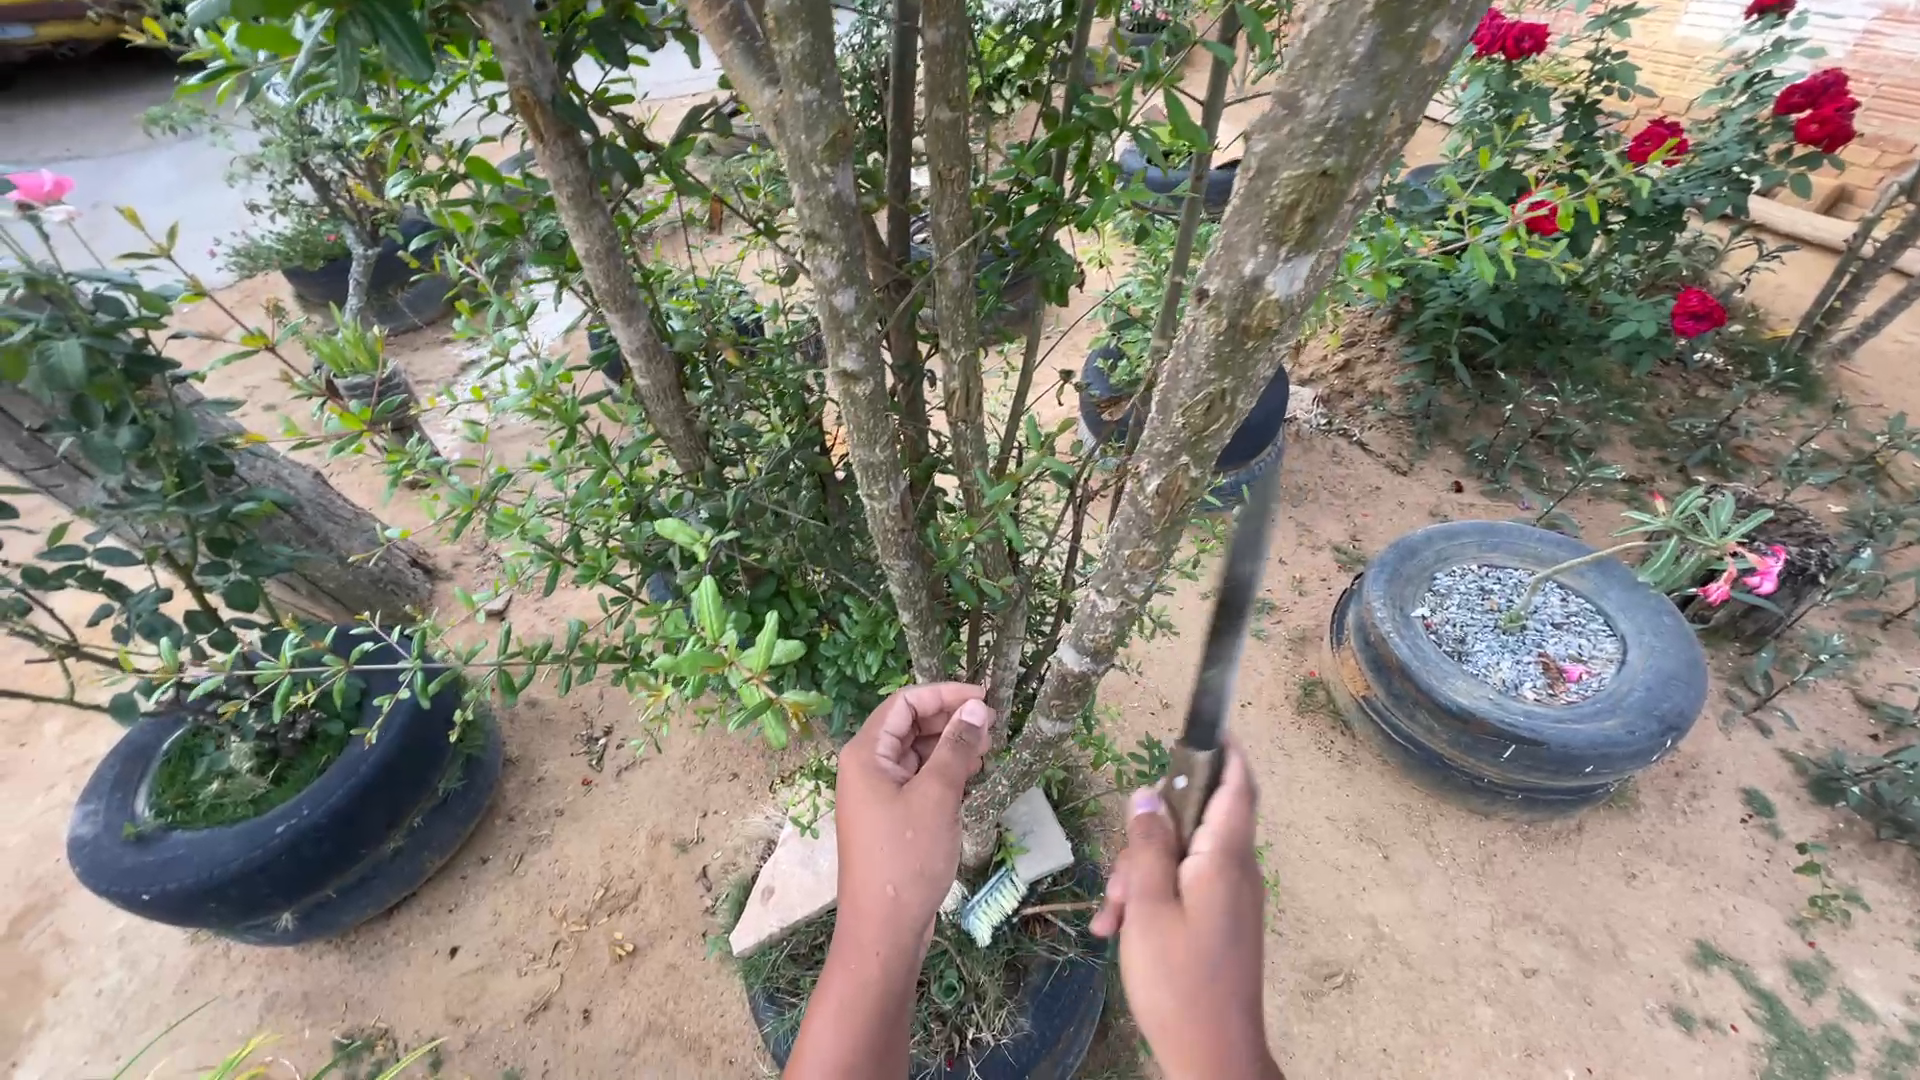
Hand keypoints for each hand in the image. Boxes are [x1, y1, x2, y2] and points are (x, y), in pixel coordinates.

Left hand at [834, 682, 995, 950]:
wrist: (883, 931)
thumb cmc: (907, 856)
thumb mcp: (937, 795)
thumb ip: (957, 747)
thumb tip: (977, 708)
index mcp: (865, 753)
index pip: (904, 702)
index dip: (943, 694)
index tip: (983, 698)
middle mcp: (866, 767)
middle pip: (910, 725)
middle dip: (950, 721)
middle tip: (992, 728)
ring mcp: (878, 794)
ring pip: (917, 753)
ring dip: (951, 747)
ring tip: (988, 752)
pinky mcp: (892, 817)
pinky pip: (919, 780)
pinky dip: (945, 773)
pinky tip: (972, 777)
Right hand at [1091, 745, 1282, 1079]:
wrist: (1214, 1058)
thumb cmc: (1178, 979)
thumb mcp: (1149, 905)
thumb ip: (1147, 844)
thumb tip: (1146, 795)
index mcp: (1224, 858)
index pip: (1237, 787)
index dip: (1228, 753)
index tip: (1208, 728)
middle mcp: (1234, 870)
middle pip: (1192, 821)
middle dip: (1148, 835)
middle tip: (1118, 873)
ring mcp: (1229, 897)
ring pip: (1180, 855)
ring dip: (1141, 873)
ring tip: (1112, 913)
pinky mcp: (1220, 920)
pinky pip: (1183, 886)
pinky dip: (1152, 896)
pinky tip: (1118, 928)